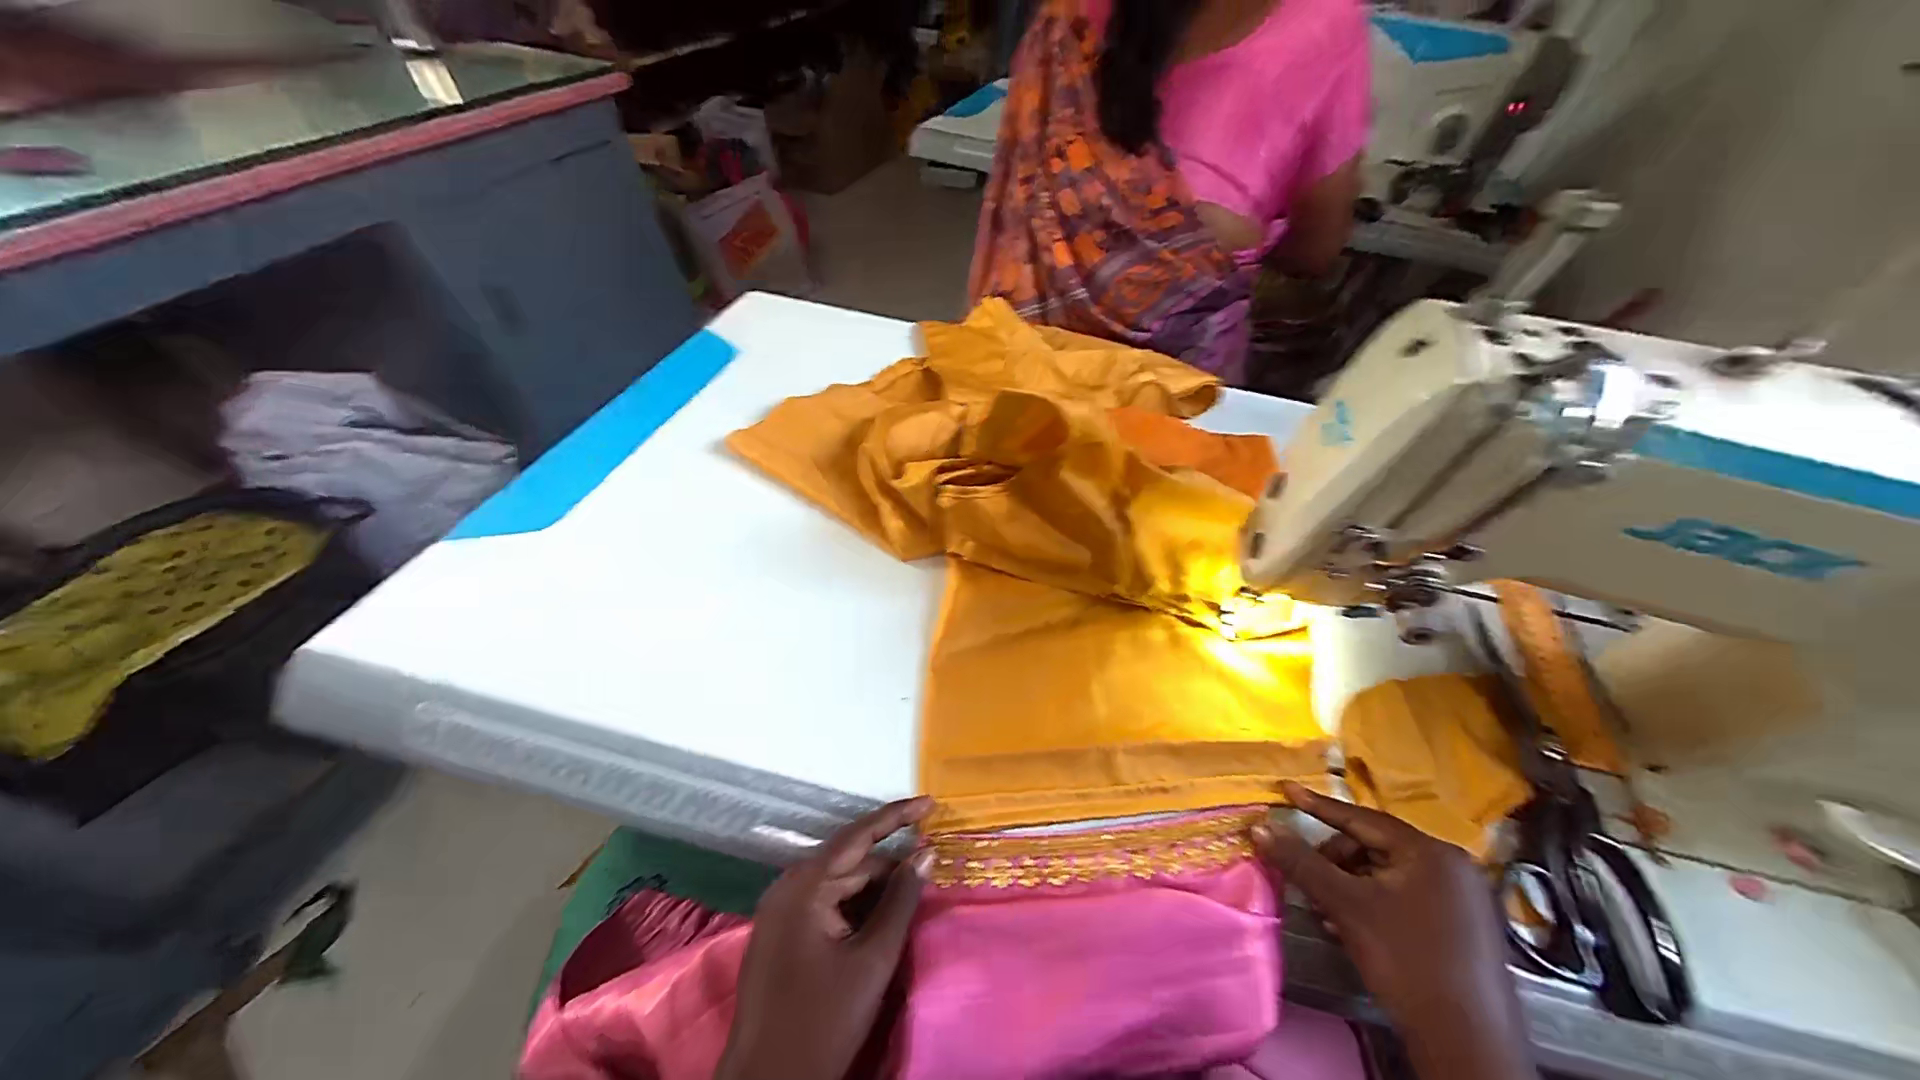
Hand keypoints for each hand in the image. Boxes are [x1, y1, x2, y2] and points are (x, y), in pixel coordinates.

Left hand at [717, 798, 934, 1079]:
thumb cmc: (823, 1020)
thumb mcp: (872, 958)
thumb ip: (901, 901)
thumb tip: (925, 854)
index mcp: (805, 886)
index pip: (858, 836)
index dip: (897, 816)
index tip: (931, 803)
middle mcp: (788, 887)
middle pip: (851, 862)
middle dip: (891, 865)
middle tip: (932, 867)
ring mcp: (781, 911)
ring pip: (840, 884)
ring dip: (876, 889)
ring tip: (914, 895)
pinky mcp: (782, 934)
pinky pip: (826, 904)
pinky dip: (856, 906)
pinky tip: (883, 919)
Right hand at [1254, 781, 1535, 1079]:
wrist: (1466, 1043)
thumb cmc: (1406, 960)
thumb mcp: (1345, 905)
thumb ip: (1301, 861)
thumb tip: (1260, 828)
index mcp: (1431, 852)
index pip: (1363, 818)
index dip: (1319, 805)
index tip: (1286, 790)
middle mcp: (1452, 866)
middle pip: (1373, 846)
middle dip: (1334, 861)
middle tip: (1309, 883)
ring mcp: (1462, 897)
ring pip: (1386, 873)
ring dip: (1349, 886)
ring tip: (1328, 911)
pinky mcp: (1462, 926)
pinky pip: (1405, 895)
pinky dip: (1372, 903)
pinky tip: (1353, 927)